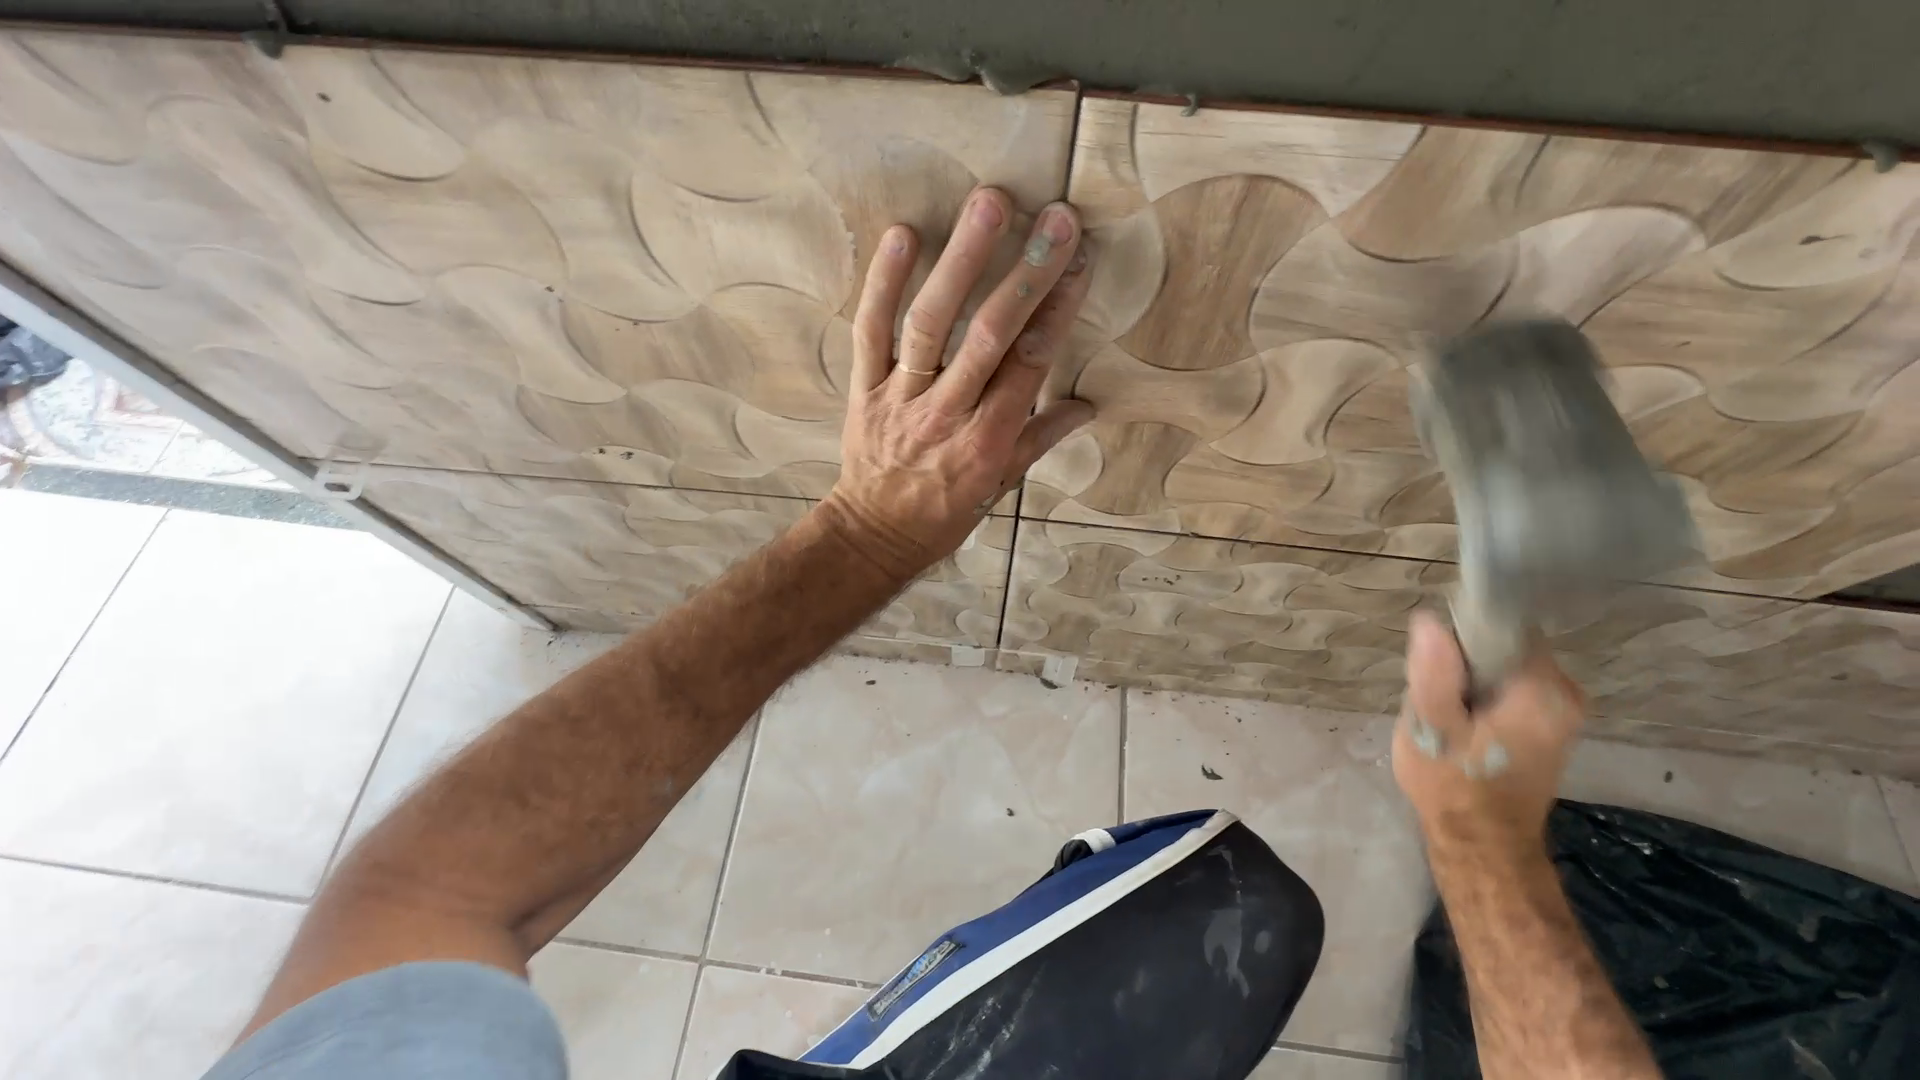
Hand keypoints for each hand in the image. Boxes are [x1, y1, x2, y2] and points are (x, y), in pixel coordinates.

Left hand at [819, 186, 1094, 578]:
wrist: (873, 536)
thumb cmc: (944, 513)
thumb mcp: (1000, 487)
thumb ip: (1040, 439)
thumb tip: (1087, 406)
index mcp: (988, 440)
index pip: (1031, 364)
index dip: (1058, 310)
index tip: (1080, 260)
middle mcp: (948, 413)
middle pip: (990, 336)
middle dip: (1026, 274)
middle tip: (1053, 218)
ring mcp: (901, 397)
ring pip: (932, 324)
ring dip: (961, 261)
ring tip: (988, 205)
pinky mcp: (863, 388)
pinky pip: (870, 331)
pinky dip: (883, 284)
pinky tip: (902, 235)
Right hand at [1393, 611, 1584, 865]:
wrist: (1483, 845)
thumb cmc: (1454, 786)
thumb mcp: (1430, 726)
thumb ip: (1432, 672)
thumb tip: (1430, 621)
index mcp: (1544, 690)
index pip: (1502, 629)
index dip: (1461, 638)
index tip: (1434, 665)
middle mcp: (1566, 695)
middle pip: (1503, 648)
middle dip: (1462, 663)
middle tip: (1434, 699)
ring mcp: (1563, 712)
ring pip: (1503, 669)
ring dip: (1469, 682)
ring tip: (1446, 715)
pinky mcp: (1550, 726)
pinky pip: (1510, 689)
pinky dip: (1482, 698)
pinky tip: (1462, 725)